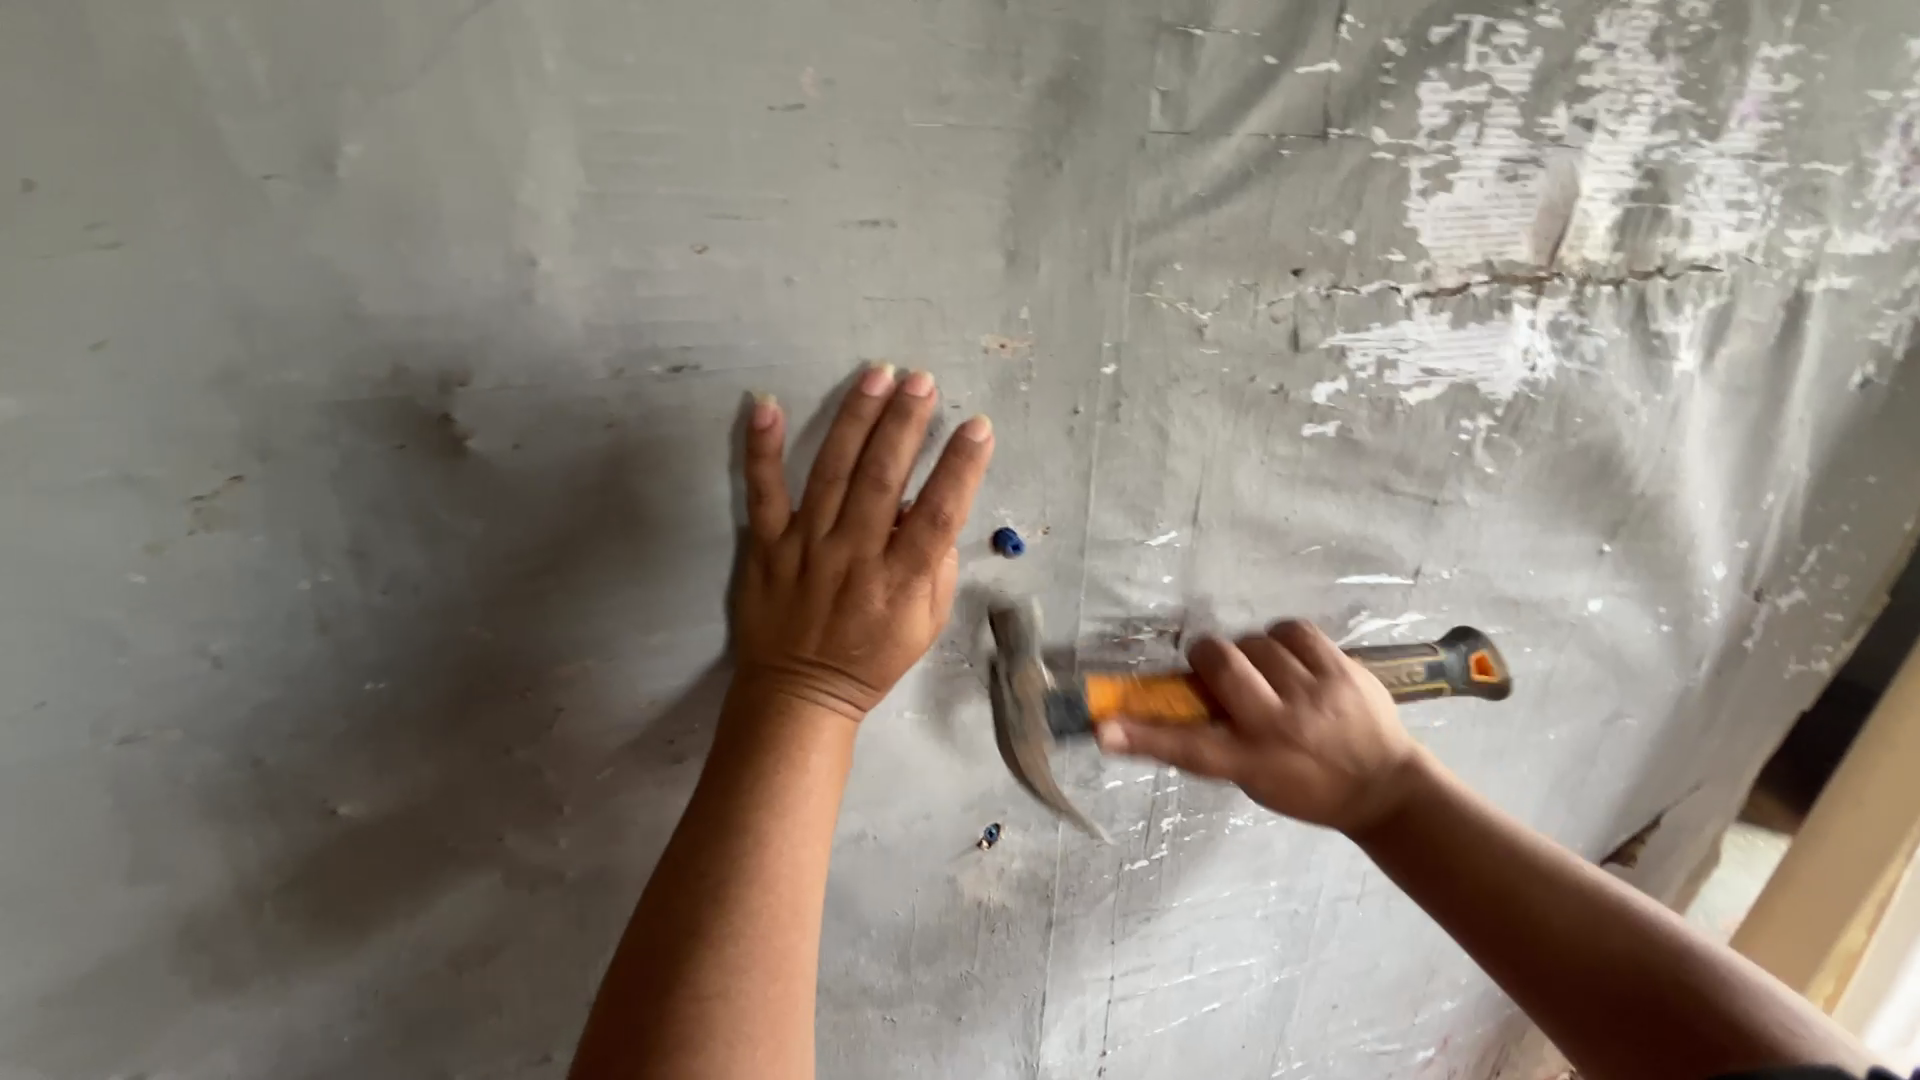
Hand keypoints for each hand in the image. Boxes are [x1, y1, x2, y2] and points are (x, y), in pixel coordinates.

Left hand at [731, 364, 993, 721]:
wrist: (799, 694)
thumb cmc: (870, 659)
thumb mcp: (926, 626)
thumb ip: (936, 568)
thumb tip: (937, 512)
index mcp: (900, 580)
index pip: (940, 513)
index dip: (962, 467)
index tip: (978, 426)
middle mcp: (855, 556)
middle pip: (885, 479)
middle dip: (907, 423)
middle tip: (922, 381)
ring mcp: (807, 548)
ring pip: (833, 472)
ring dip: (857, 420)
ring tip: (877, 374)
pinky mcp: (766, 547)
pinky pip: (763, 492)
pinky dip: (762, 449)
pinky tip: (767, 404)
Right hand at [1096, 620, 1422, 833]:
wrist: (1388, 788)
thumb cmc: (1307, 788)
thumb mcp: (1255, 780)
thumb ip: (1217, 742)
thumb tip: (1173, 701)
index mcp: (1253, 763)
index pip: (1188, 748)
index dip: (1141, 736)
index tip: (1103, 728)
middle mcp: (1280, 727)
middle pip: (1221, 666)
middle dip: (1208, 657)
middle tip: (1214, 667)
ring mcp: (1316, 694)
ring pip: (1255, 643)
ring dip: (1251, 653)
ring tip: (1267, 673)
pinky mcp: (1344, 670)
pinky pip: (1292, 629)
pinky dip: (1282, 639)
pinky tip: (1290, 659)